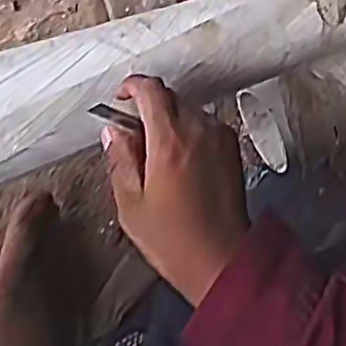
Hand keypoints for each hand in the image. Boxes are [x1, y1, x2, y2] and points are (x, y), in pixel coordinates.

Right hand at [102, 76, 248, 305]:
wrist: (223, 259)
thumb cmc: (174, 240)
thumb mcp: (132, 206)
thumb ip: (121, 160)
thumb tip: (113, 131)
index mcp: (170, 141)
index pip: (151, 90)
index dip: (132, 85)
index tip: (121, 96)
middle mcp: (198, 128)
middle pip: (169, 97)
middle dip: (149, 108)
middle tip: (135, 138)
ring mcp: (218, 133)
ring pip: (187, 109)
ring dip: (170, 121)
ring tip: (159, 159)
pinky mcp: (231, 143)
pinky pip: (204, 123)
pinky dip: (189, 132)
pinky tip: (182, 163)